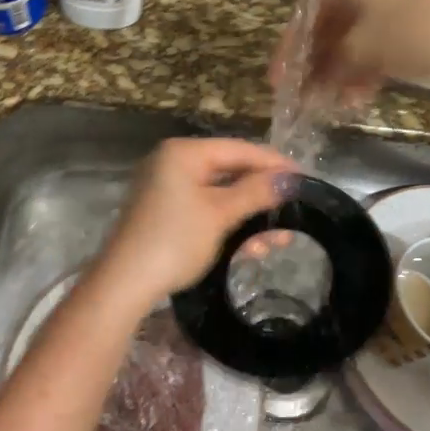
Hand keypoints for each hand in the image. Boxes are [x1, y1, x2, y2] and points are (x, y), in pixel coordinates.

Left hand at [94, 138, 298, 305]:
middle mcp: (173, 162)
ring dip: (249, 214)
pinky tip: (252, 247)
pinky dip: (229, 223)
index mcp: (183, 152)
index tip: (304, 178)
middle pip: (229, 170)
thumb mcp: (219, 215)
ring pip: (219, 193)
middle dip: (262, 194)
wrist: (125, 283)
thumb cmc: (174, 240)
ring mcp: (167, 187)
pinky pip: (206, 208)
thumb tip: (288, 179)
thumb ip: (254, 193)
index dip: (272, 163)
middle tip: (294, 211)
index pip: (238, 148)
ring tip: (279, 239)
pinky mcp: (165, 212)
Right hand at [274, 0, 429, 102]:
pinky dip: (363, 72)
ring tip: (331, 106)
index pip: (305, 17)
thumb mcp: (363, 51)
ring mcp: (389, 7)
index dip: (289, 51)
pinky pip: (375, 49)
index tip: (277, 83)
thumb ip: (328, 65)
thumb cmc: (415, 33)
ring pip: (351, 43)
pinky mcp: (412, 26)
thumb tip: (305, 81)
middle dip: (315, 66)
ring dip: (338, 74)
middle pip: (327, 30)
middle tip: (303, 99)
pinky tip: (358, 98)